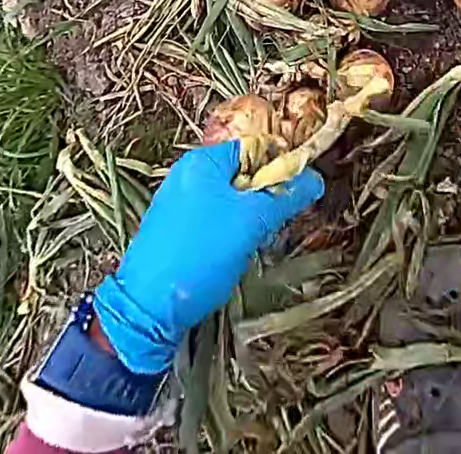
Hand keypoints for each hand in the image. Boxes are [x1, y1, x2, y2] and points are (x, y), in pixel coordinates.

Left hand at [92, 140, 323, 372]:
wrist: (144, 312)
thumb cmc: (201, 254)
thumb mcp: (253, 221)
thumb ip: (287, 195)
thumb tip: (316, 179)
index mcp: (203, 161)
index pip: (255, 147)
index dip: (279, 166)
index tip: (292, 192)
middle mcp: (187, 174)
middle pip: (244, 172)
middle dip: (265, 194)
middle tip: (273, 220)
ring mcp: (177, 201)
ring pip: (231, 197)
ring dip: (250, 215)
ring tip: (253, 240)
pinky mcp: (173, 227)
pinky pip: (214, 215)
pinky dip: (230, 228)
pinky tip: (233, 251)